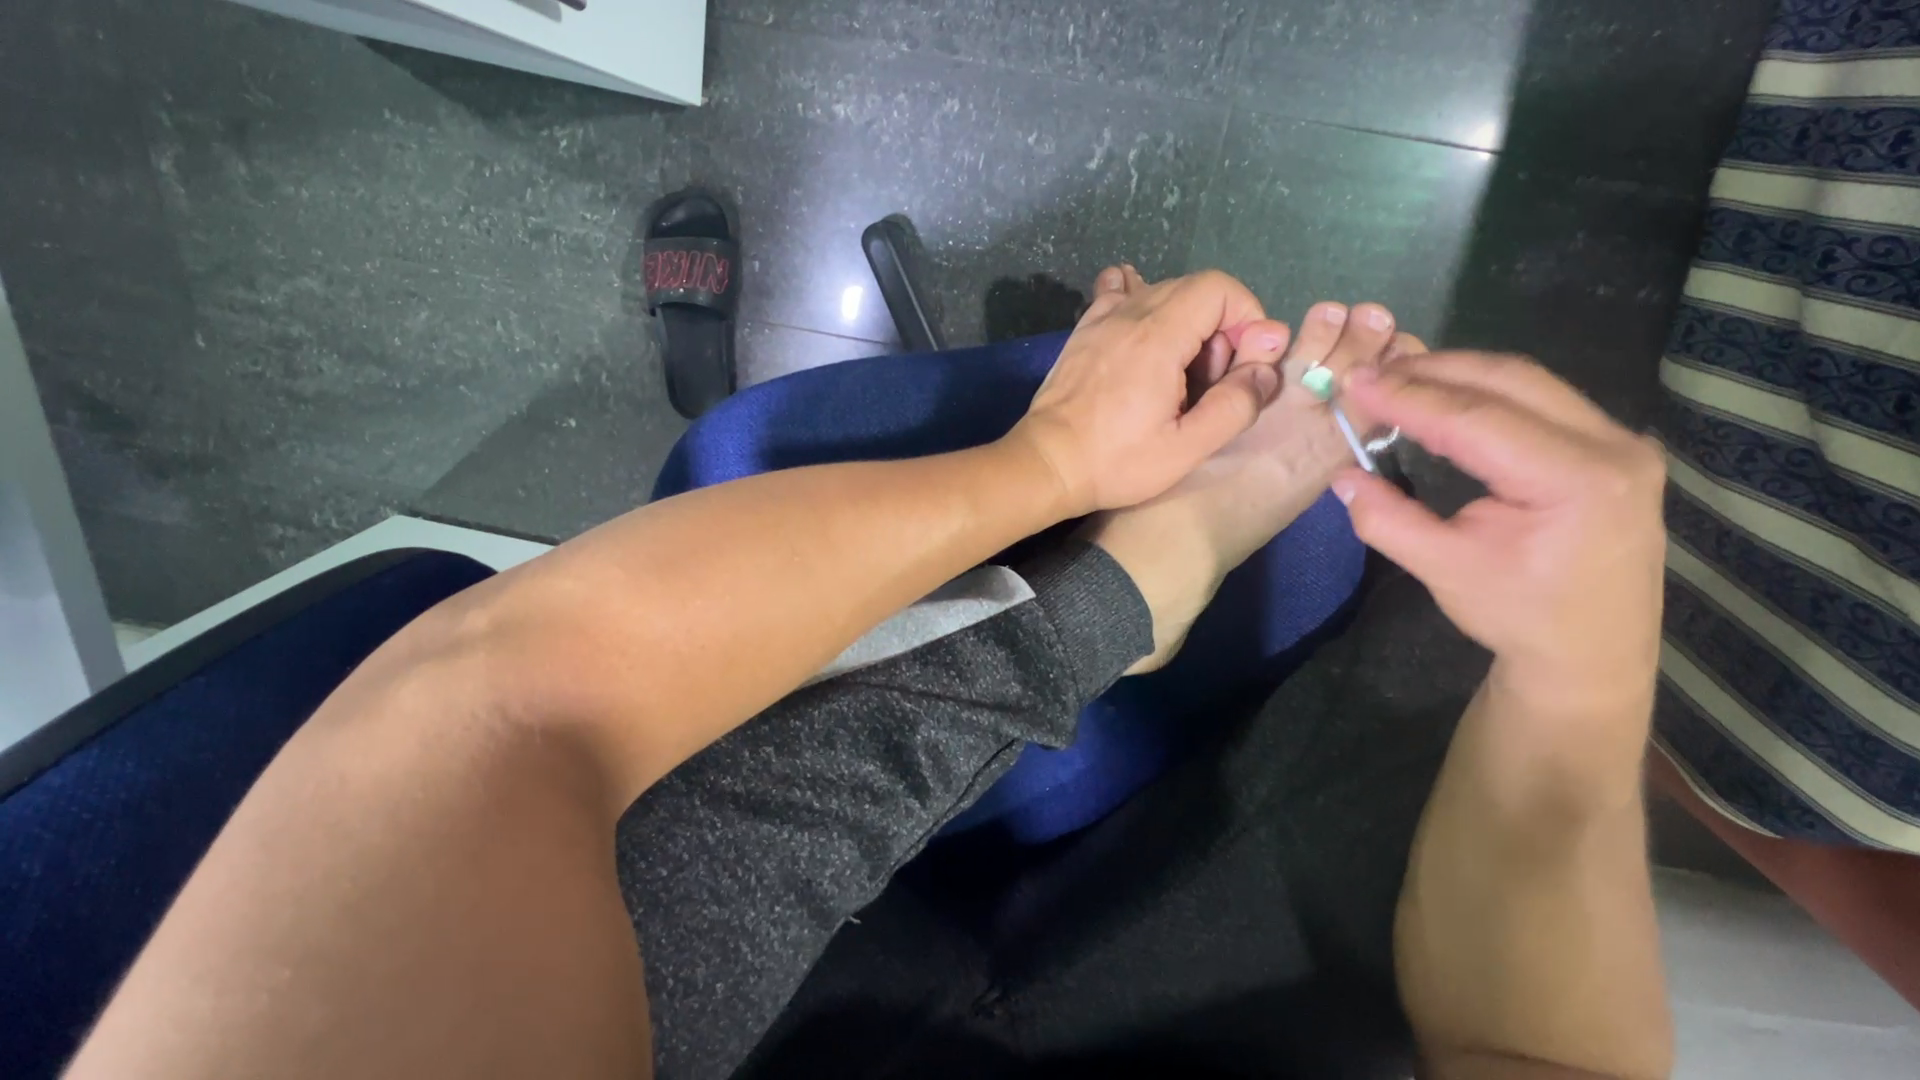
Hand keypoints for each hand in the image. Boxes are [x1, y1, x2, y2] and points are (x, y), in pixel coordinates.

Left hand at [1008, 267, 1291, 513]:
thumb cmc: (1115, 463)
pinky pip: (1119, 294)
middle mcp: (1127, 314)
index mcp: (1157, 336)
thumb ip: (1235, 404)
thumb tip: (1266, 367)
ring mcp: (1100, 319)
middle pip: (1193, 288)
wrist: (1047, 464)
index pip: (1219, 288)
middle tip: (1210, 379)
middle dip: (1219, 325)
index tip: (1241, 363)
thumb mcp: (1186, 448)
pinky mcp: (1083, 332)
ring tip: (1178, 370)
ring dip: (1184, 322)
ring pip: (1160, 292)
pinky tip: (1145, 337)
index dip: (1245, 317)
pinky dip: (1143, 305)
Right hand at [1332, 352, 1666, 722]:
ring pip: (1530, 383)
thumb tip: (1341, 476)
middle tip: (1373, 374)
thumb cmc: (1520, 616)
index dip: (1409, 397)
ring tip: (1400, 380)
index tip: (1355, 382)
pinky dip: (1486, 393)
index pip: (1477, 419)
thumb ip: (1388, 520)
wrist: (1591, 654)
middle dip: (1435, 371)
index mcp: (1576, 480)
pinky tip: (1446, 398)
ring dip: (1459, 376)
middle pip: (1511, 382)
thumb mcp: (1444, 570)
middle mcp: (1612, 447)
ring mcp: (1621, 443)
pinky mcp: (1612, 448)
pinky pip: (1543, 401)